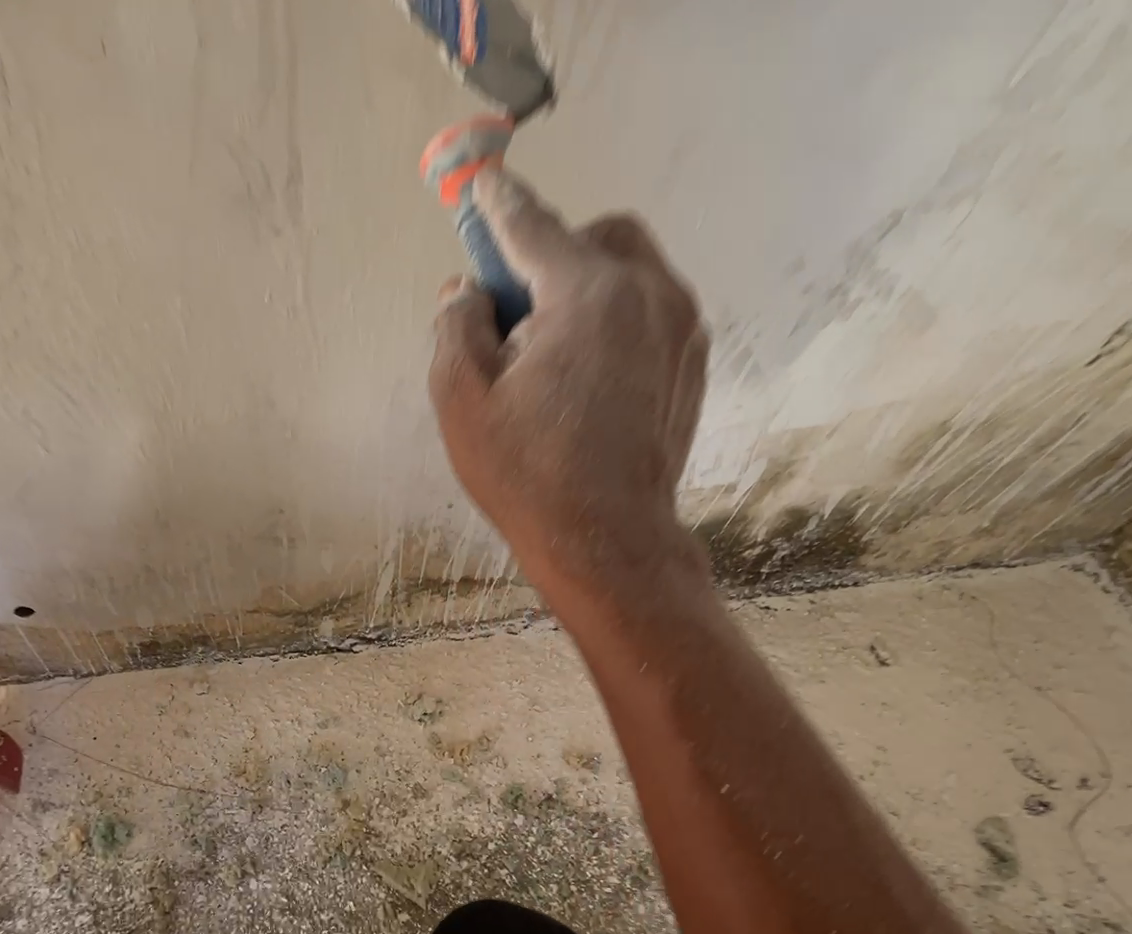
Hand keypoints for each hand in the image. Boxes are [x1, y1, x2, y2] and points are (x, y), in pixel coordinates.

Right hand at [429, 171, 710, 586]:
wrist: (607, 538)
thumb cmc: (523, 469)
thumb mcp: (460, 396)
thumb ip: (456, 325)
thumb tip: (467, 291)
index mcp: (587, 296)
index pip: (533, 228)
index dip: (498, 204)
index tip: (483, 180)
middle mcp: (649, 294)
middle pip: (599, 235)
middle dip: (552, 250)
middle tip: (513, 305)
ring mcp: (682, 327)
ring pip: (631, 268)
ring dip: (582, 282)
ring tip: (546, 347)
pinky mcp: (692, 360)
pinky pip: (648, 307)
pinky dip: (610, 314)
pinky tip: (580, 372)